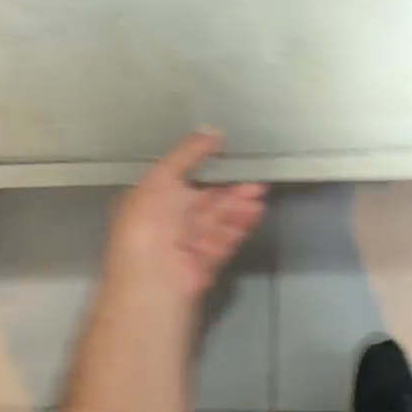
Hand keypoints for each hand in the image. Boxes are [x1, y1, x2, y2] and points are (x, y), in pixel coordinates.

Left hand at [106, 128, 266, 301]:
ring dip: (238, 209)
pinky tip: (254, 217)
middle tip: (258, 182)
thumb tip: (212, 130)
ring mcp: (184, 247)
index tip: (232, 161)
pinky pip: (222, 242)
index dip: (207, 171)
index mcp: (151, 201)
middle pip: (204, 204)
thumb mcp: (163, 177)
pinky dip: (237, 229)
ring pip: (216, 222)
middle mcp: (167, 224)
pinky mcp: (201, 266)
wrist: (154, 281)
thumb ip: (188, 153)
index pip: (182, 182)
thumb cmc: (151, 223)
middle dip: (230, 192)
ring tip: (261, 197)